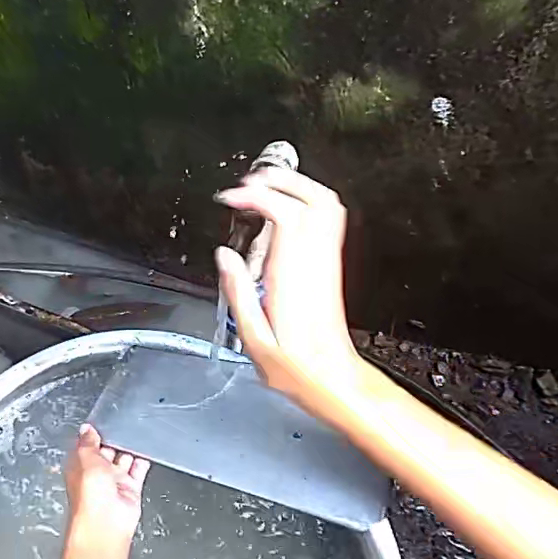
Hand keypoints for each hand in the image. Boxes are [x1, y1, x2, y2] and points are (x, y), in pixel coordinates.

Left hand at [64, 424, 149, 545]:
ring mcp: (114, 482)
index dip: (93, 434)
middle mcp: (96, 474)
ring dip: (129, 449)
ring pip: (123, 459)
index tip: (101, 421)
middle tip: (121, 424)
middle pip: (106, 451)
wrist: (105, 521)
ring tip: (135, 432)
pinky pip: (138, 471)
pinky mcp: (130, 489)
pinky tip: (146, 449)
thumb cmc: (88, 493)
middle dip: (113, 440)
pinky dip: (142, 461)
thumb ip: (88, 441)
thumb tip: (86, 428)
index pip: (86, 446)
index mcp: (80, 465)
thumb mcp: (85, 457)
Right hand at [214, 167, 367, 411]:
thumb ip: (237, 291)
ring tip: (265, 185)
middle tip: (249, 182)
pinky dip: (305, 203)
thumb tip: (225, 256)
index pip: (285, 215)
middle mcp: (315, 263)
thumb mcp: (253, 338)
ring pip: (326, 205)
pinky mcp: (329, 268)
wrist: (332, 379)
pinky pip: (328, 222)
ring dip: (296, 186)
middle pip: (313, 199)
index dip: (257, 195)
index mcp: (293, 276)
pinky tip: (285, 210)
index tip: (232, 197)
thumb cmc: (296, 366)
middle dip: (280, 179)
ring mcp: (327, 263)